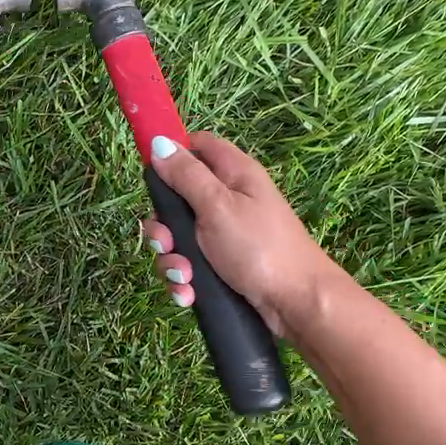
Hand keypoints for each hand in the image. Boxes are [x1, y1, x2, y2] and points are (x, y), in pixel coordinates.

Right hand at [144, 133, 343, 335]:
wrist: (293, 301)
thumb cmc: (258, 246)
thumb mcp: (217, 206)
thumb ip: (186, 176)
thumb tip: (158, 144)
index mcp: (233, 174)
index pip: (197, 147)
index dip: (172, 157)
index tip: (152, 180)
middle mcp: (226, 200)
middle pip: (176, 200)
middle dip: (163, 227)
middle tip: (168, 243)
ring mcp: (223, 234)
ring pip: (177, 239)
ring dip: (172, 261)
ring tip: (185, 277)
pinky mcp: (220, 264)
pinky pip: (188, 265)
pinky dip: (184, 280)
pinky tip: (189, 292)